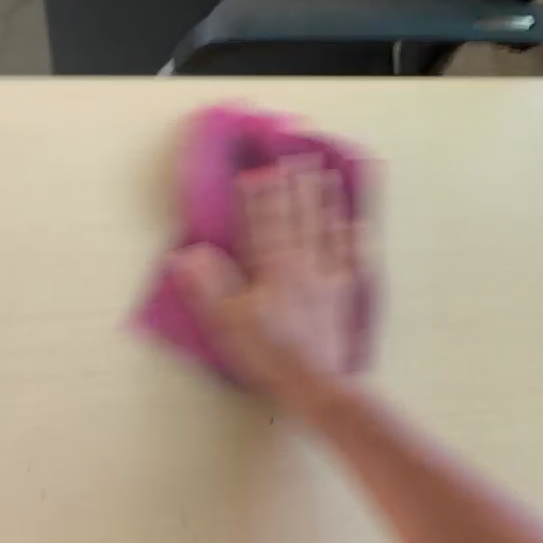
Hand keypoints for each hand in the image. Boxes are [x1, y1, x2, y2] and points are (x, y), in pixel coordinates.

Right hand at [171, 159, 365, 410]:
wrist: (314, 384)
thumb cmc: (267, 353)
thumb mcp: (227, 323)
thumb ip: (209, 286)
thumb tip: (187, 254)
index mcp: (271, 271)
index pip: (261, 226)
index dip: (257, 199)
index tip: (256, 173)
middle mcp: (301, 266)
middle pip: (296, 220)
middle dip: (292, 188)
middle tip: (293, 159)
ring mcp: (326, 279)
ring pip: (324, 231)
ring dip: (323, 201)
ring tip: (322, 175)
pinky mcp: (343, 296)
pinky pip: (351, 260)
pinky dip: (353, 239)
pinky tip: (356, 223)